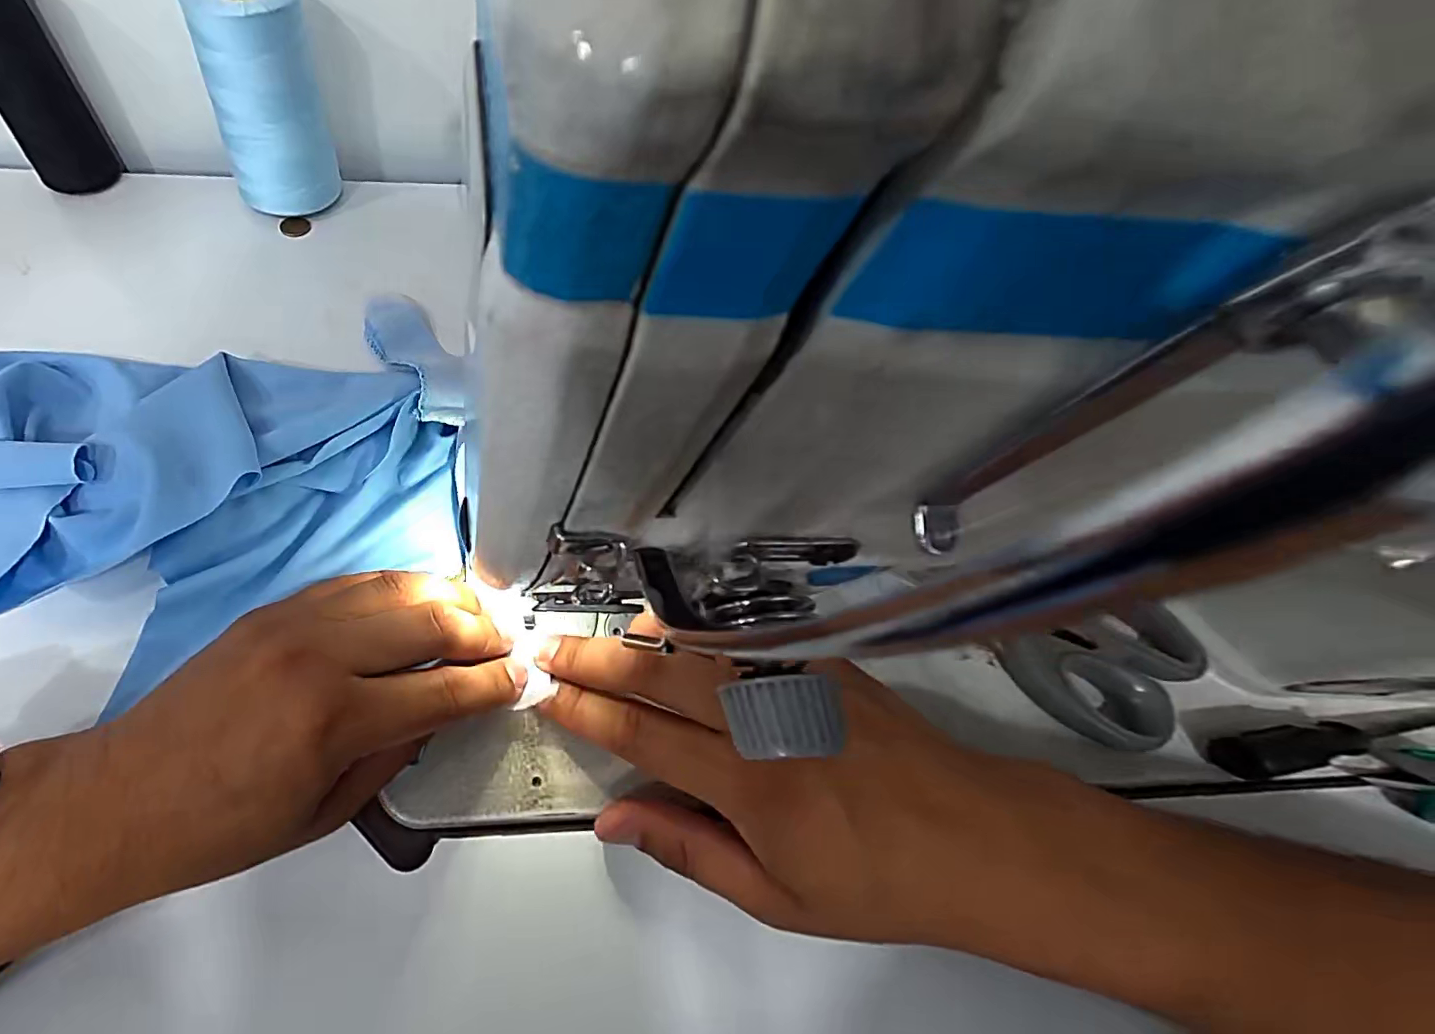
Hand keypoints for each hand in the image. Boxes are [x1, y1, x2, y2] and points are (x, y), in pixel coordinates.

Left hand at [99, 571, 525, 897]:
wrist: (125, 792)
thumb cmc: (221, 824)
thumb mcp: (323, 812)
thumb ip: (392, 754)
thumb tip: (439, 712)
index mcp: (334, 719)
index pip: (444, 690)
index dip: (494, 683)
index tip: (522, 676)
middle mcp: (318, 654)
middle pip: (431, 622)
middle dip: (483, 630)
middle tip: (507, 641)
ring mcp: (293, 620)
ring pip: (396, 587)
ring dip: (447, 596)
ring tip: (475, 611)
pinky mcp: (273, 607)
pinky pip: (352, 582)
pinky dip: (396, 586)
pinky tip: (417, 597)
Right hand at [536, 617, 1092, 946]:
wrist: (976, 839)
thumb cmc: (876, 880)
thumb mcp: (774, 897)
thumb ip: (685, 848)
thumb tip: (614, 822)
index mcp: (751, 787)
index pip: (643, 737)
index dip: (586, 712)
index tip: (548, 695)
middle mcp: (767, 723)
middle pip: (657, 676)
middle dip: (591, 659)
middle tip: (549, 649)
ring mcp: (795, 682)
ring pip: (695, 641)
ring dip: (636, 636)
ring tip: (597, 638)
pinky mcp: (819, 660)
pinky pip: (740, 632)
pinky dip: (691, 625)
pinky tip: (666, 626)